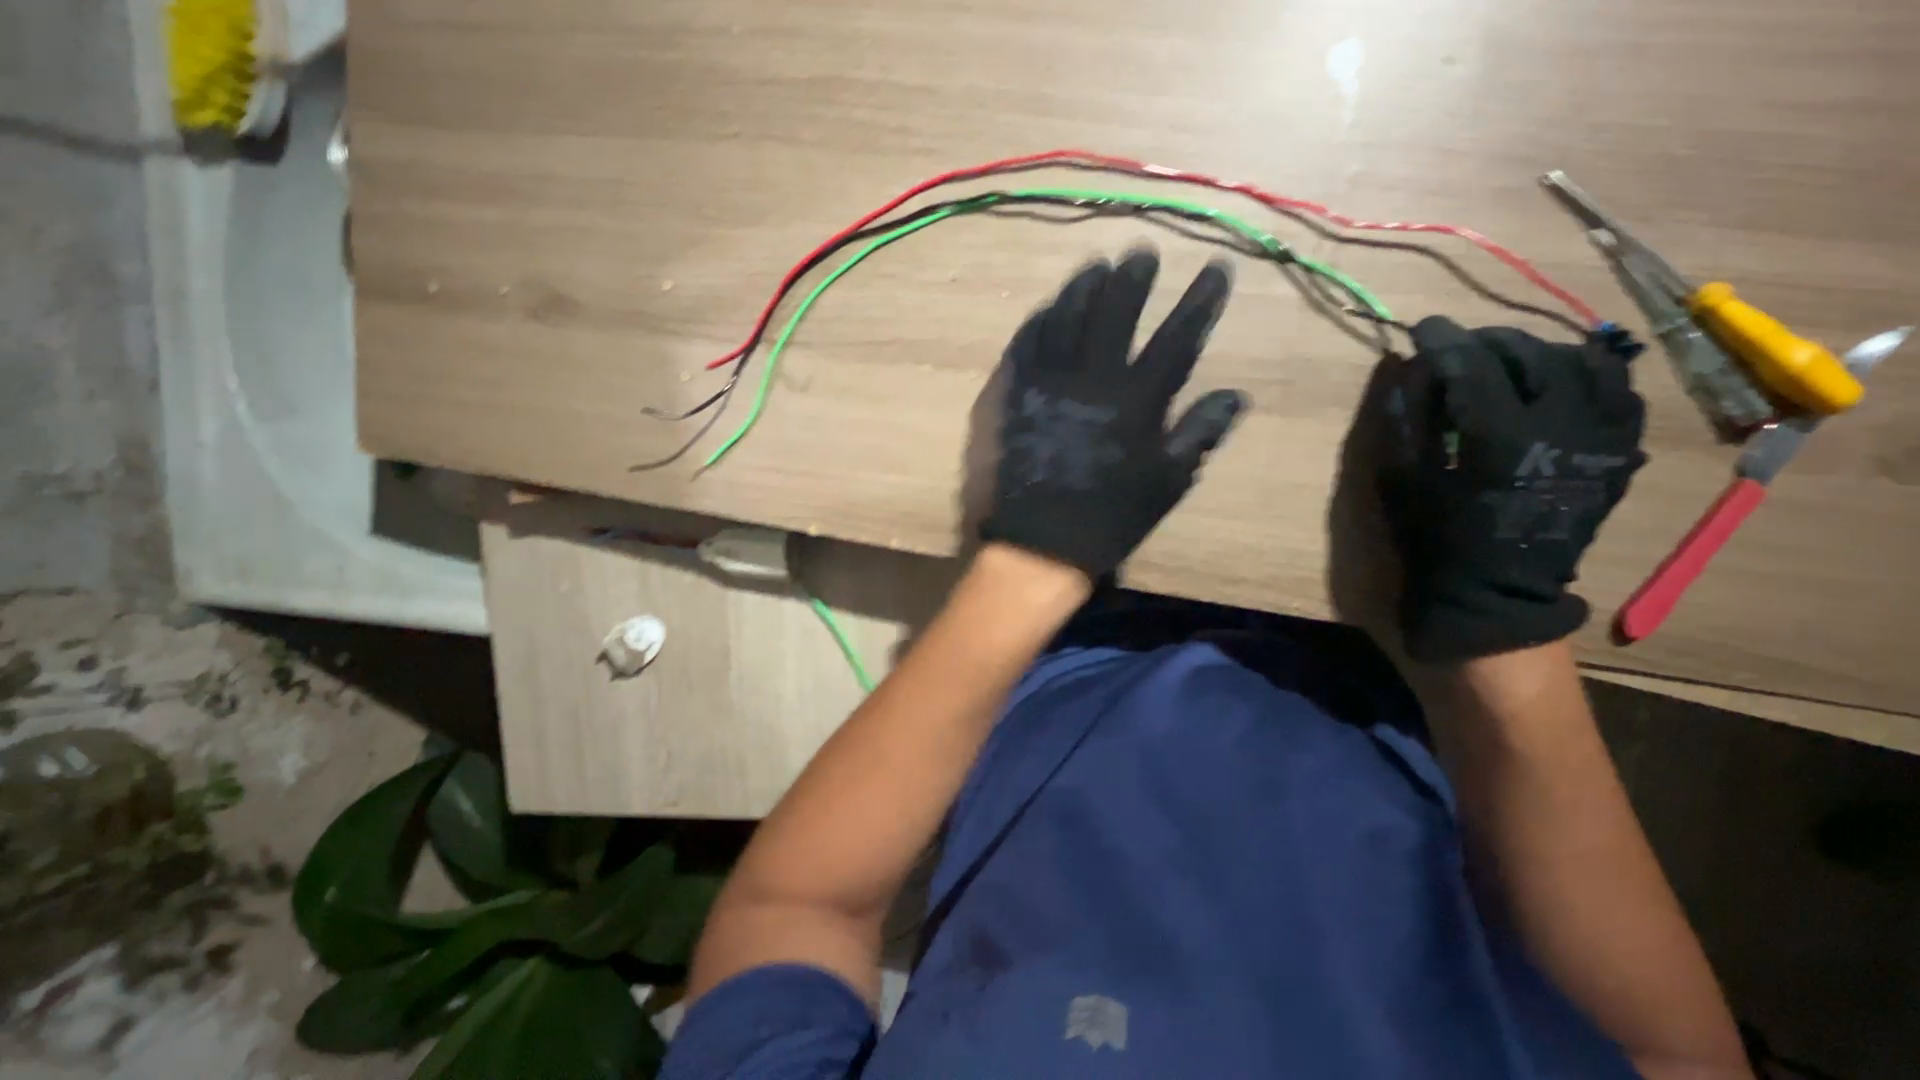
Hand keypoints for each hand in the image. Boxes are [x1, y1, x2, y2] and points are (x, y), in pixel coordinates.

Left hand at [980, 248, 1248, 579]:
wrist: (1041, 544)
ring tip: (1096, 265)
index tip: (1218, 269)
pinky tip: (1048, 306)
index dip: (1200, 301)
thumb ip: (1200, 433)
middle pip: (1117, 312)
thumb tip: (1237, 395)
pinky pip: (1027, 344)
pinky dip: (1040, 320)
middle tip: (1142, 253)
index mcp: (1137, 400)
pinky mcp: (1015, 393)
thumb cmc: (1112, 518)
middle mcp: (1093, 379)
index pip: (1178, 338)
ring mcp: (1049, 382)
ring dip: (1084, 287)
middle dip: (1134, 278)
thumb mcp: (1168, 482)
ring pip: (1067, 318)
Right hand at [1378, 317, 1646, 660]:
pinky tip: (1562, 386)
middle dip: (1490, 342)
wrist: (1496, 598)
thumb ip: (1406, 416)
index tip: (1422, 330)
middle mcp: (1562, 427)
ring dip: (1544, 354)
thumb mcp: (1403, 480)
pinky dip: (1592, 378)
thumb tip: (1408, 364)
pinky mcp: (1618, 455)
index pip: (1472, 361)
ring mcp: (1600, 440)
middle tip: (1462, 349)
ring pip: (1587, 364)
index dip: (1442, 339)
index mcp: (1500, 437)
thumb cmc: (1437, 544)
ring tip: (1514, 364)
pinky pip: (1621, 395)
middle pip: (1532, 353)